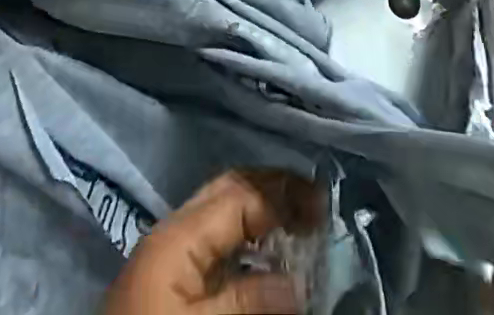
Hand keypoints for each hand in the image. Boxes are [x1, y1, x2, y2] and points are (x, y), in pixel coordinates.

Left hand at [101, 170, 318, 314]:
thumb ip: (247, 304)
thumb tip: (296, 283)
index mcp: (179, 234)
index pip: (239, 195)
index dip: (283, 195)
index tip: (325, 204)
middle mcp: (173, 230)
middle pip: (228, 190)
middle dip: (272, 189)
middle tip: (317, 204)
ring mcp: (169, 251)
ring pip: (220, 211)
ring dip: (260, 210)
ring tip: (301, 224)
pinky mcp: (168, 276)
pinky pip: (213, 241)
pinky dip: (244, 239)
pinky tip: (267, 259)